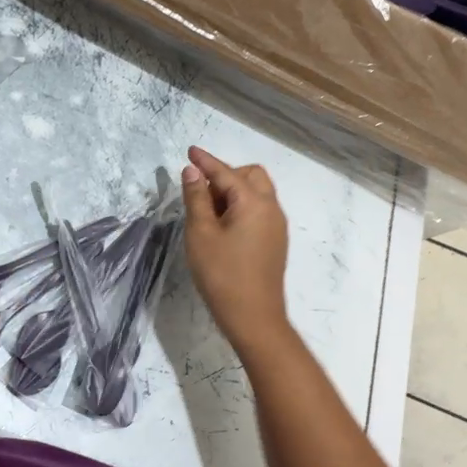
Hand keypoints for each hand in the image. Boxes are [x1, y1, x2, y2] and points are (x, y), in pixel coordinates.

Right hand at [181, 146, 290, 350]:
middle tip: (198, 188)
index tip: (189, 151)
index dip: (205, 161)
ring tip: (206, 208)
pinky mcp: (274, 241)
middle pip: (251, 176)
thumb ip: (196, 198)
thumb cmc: (221, 273)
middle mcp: (271, 208)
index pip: (226, 173)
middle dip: (225, 174)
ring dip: (233, 191)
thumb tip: (193, 171)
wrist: (253, 316)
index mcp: (253, 202)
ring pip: (256, 193)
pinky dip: (240, 206)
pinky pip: (258, 210)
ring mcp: (276, 226)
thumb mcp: (200, 233)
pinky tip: (220, 225)